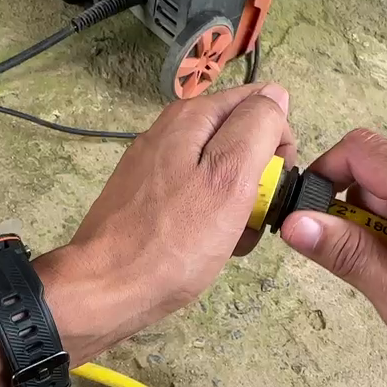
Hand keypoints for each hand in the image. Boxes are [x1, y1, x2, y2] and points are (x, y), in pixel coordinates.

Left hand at [42, 83, 294, 361]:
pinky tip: (206, 246)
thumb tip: (276, 97)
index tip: (271, 187)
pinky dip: (210, 219)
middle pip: (240, 139)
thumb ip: (258, 128)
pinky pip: (195, 197)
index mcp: (193, 117)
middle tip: (249, 219)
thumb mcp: (229, 178)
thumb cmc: (174, 241)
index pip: (263, 105)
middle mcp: (171, 130)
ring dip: (236, 205)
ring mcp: (156, 165)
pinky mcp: (147, 198)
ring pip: (219, 172)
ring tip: (228, 239)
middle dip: (257, 178)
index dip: (278, 145)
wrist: (107, 288)